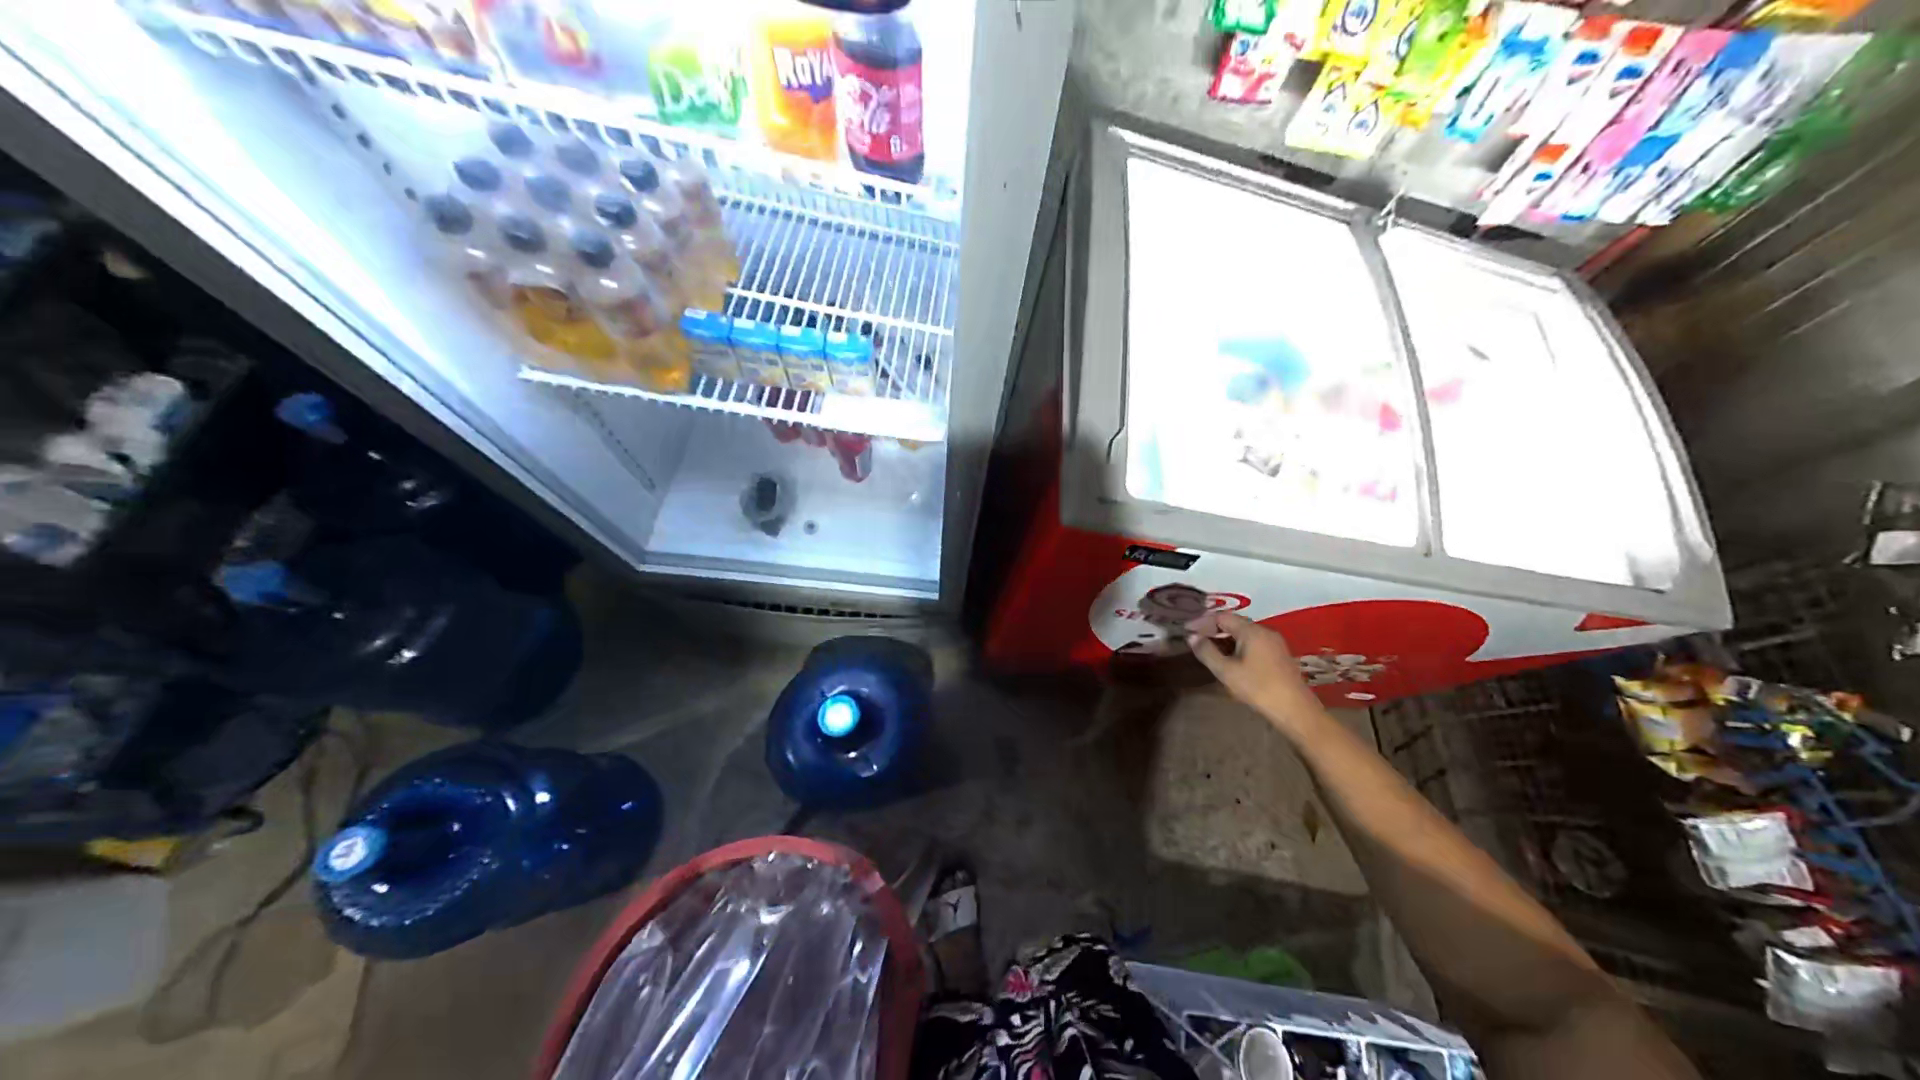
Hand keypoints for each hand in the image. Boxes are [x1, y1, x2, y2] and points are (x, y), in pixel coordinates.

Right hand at [1185, 612, 1322, 731]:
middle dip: (1214, 630)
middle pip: (1235, 623)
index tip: (1187, 631)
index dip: (1203, 622)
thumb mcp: (1226, 671)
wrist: (1295, 709)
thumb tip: (1191, 637)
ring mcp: (1275, 643)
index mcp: (1251, 631)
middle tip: (1196, 641)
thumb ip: (1206, 652)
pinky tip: (1231, 660)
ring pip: (1245, 634)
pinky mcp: (1279, 655)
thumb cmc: (1258, 688)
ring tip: (1210, 651)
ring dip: (1226, 639)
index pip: (1222, 617)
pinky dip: (1238, 646)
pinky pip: (1254, 643)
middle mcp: (1265, 631)